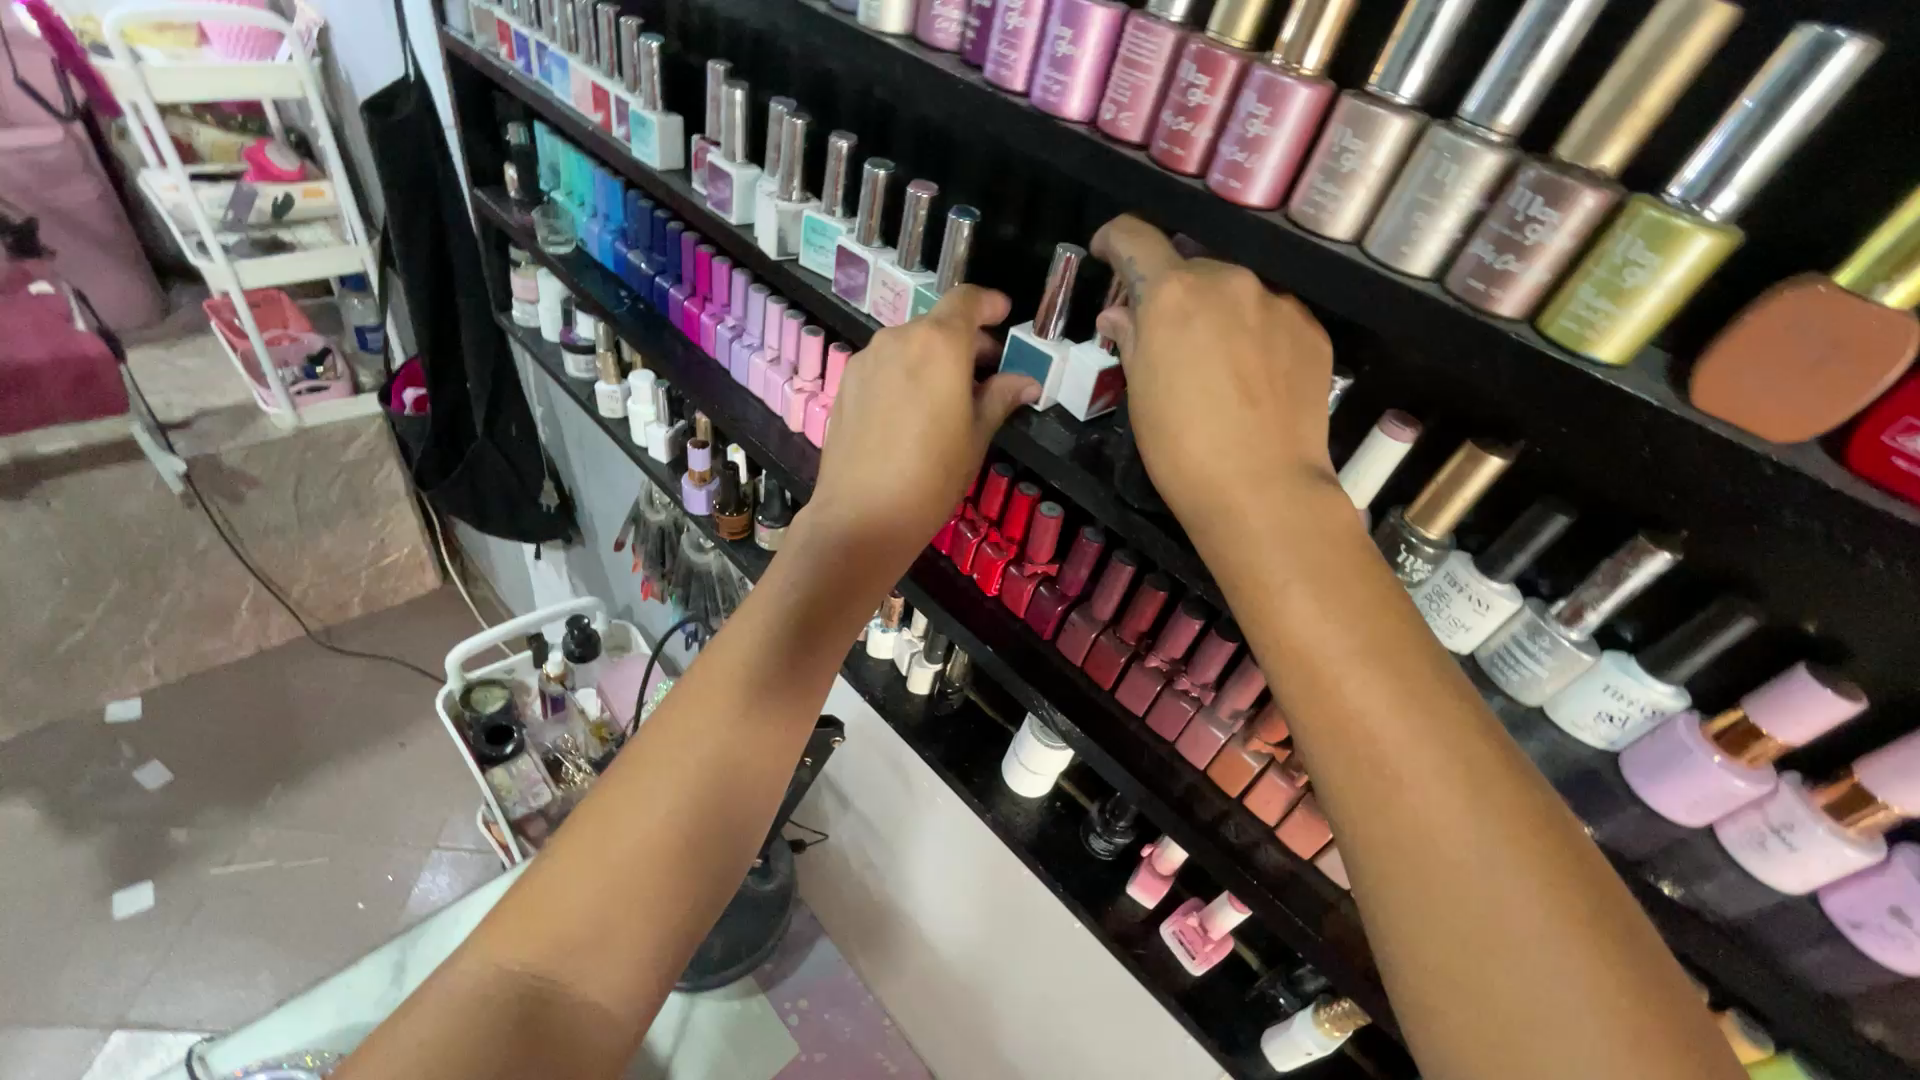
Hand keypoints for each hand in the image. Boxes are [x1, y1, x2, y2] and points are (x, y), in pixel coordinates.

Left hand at [805, 286, 1039, 565]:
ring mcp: (866, 360)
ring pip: (908, 346)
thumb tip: (1026, 381)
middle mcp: (898, 339)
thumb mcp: (976, 437)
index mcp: (938, 344)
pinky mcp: (846, 384)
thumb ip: (999, 398)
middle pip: (937, 324)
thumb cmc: (932, 476)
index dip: (988, 304)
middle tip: (987, 375)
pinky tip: (914, 413)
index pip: (966, 300)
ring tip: (950, 399)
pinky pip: (885, 366)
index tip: (1003, 315)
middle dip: (965, 342)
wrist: (861, 515)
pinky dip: (906, 374)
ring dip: (933, 359)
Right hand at [1091, 215, 1336, 538]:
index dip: (1114, 239)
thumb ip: (1131, 339)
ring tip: (1216, 366)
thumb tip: (1120, 316)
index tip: (1105, 252)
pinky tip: (1252, 378)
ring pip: (1234, 293)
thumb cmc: (1181, 448)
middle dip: (1171, 295)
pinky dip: (1253, 334)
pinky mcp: (1310, 329)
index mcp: (1173, 294)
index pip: (1136, 237)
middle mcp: (1228, 281)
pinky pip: (1270, 317)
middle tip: (1165, 340)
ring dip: (1216, 314)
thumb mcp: (1139, 393)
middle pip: (1189, 269)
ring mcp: (1276, 303)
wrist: (1262, 489)